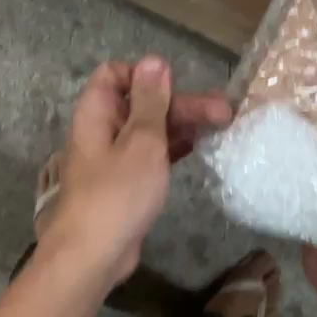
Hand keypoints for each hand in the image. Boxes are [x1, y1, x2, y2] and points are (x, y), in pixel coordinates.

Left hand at [38, 57, 230, 287]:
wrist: (92, 255)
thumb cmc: (117, 193)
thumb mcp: (142, 141)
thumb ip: (150, 101)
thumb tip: (154, 61)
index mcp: (97, 111)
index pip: (116, 74)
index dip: (146, 75)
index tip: (176, 87)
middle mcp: (101, 129)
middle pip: (141, 103)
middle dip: (180, 103)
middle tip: (224, 112)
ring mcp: (112, 158)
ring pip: (148, 130)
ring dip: (180, 125)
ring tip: (222, 127)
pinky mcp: (123, 183)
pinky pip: (149, 154)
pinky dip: (171, 148)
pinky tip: (198, 148)